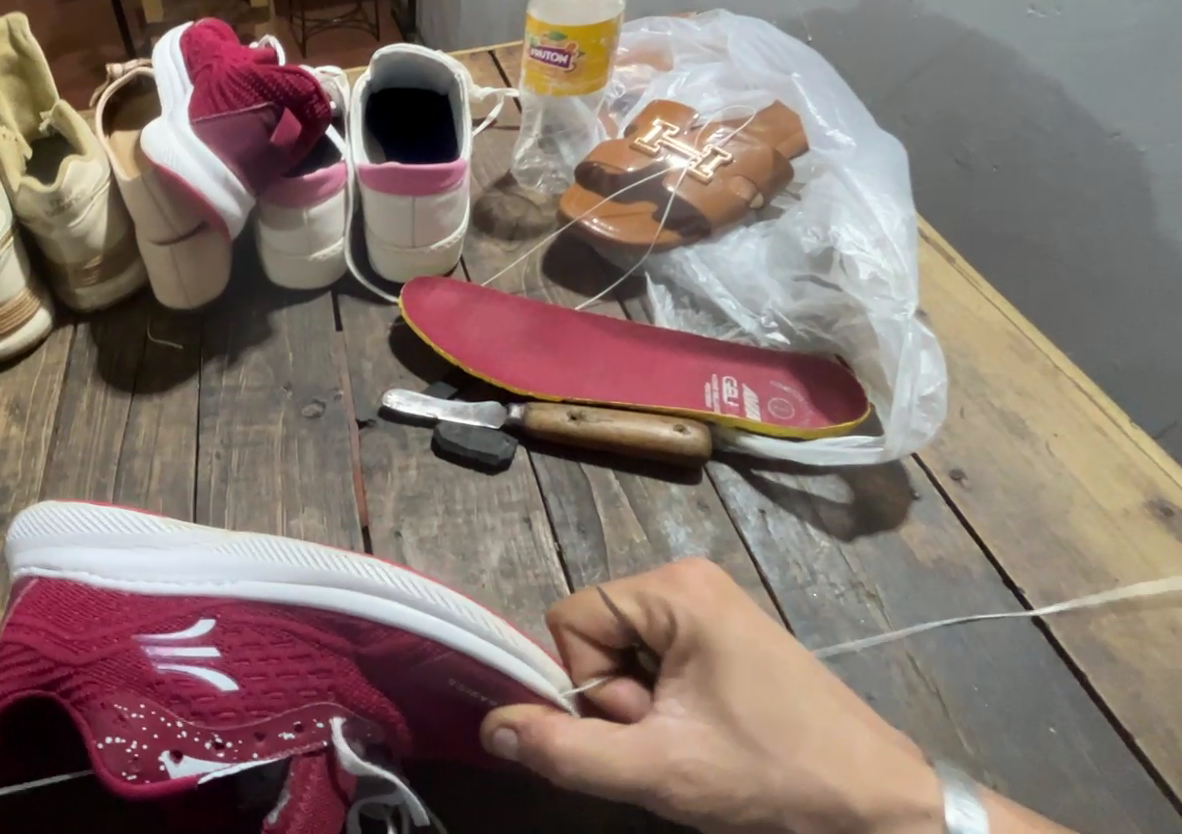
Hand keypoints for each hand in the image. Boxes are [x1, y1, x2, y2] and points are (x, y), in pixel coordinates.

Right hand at [481, 559, 940, 833]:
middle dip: (618, 693)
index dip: (592, 683)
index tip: (649, 727)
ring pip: (620, 644)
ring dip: (640, 699)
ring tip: (695, 736)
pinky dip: (662, 693)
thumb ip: (567, 750)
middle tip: (676, 738)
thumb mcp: (663, 771)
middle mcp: (684, 576)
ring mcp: (707, 598)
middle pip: (594, 630)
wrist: (894, 815)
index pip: (571, 621)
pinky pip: (652, 650)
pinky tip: (706, 726)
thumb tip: (490, 728)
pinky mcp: (721, 625)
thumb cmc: (779, 781)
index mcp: (672, 588)